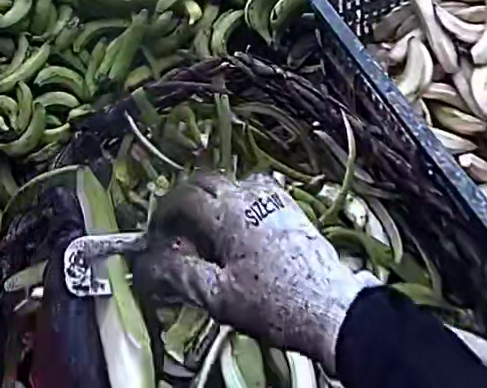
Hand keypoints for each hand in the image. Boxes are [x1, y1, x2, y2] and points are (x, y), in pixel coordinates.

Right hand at [130, 172, 371, 371]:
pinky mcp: (287, 203)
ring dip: (212, 194)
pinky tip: (242, 218)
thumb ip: (184, 272)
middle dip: (185, 196)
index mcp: (223, 213)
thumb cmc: (274, 303)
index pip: (182, 198)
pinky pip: (254, 186)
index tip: (159, 229)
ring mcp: (267, 195)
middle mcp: (243, 195)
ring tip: (208, 221)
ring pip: (229, 180)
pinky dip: (239, 195)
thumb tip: (156, 259)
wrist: (330, 306)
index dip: (165, 211)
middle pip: (203, 180)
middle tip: (178, 222)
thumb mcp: (221, 297)